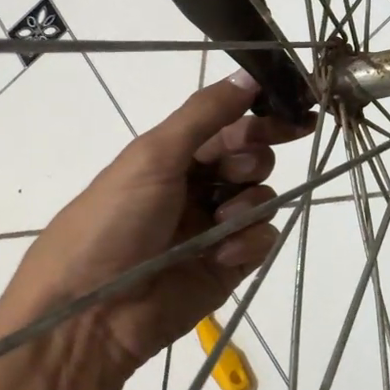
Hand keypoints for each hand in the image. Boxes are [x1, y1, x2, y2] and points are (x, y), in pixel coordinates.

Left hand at [0, 69, 313, 375]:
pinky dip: (248, 242)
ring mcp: (216, 227)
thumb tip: (251, 72)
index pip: (231, 126)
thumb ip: (205, 113)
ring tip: (222, 220)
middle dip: (254, 159)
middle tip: (238, 171)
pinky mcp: (230, 264)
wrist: (89, 317)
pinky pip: (263, 239)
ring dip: (249, 203)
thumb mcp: (152, 156)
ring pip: (264, 197)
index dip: (264, 117)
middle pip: (254, 158)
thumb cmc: (110, 224)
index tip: (300, 111)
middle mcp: (198, 188)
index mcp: (174, 159)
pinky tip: (222, 253)